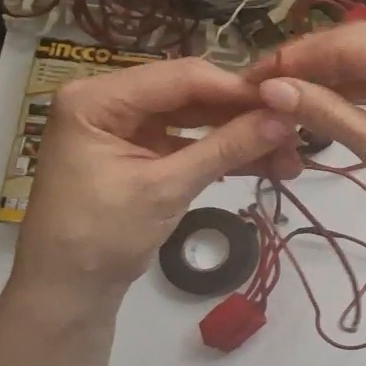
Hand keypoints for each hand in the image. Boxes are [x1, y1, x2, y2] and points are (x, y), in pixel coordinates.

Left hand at [13, 57, 303, 302]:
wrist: (69, 288)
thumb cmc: (101, 235)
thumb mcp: (166, 188)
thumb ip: (226, 149)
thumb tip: (285, 121)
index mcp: (98, 98)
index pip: (182, 77)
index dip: (239, 89)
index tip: (290, 105)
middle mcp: (112, 101)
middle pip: (194, 94)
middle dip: (246, 114)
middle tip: (296, 134)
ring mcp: (129, 127)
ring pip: (200, 118)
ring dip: (243, 136)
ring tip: (290, 157)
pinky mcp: (145, 151)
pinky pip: (194, 142)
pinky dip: (227, 153)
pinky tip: (267, 164)